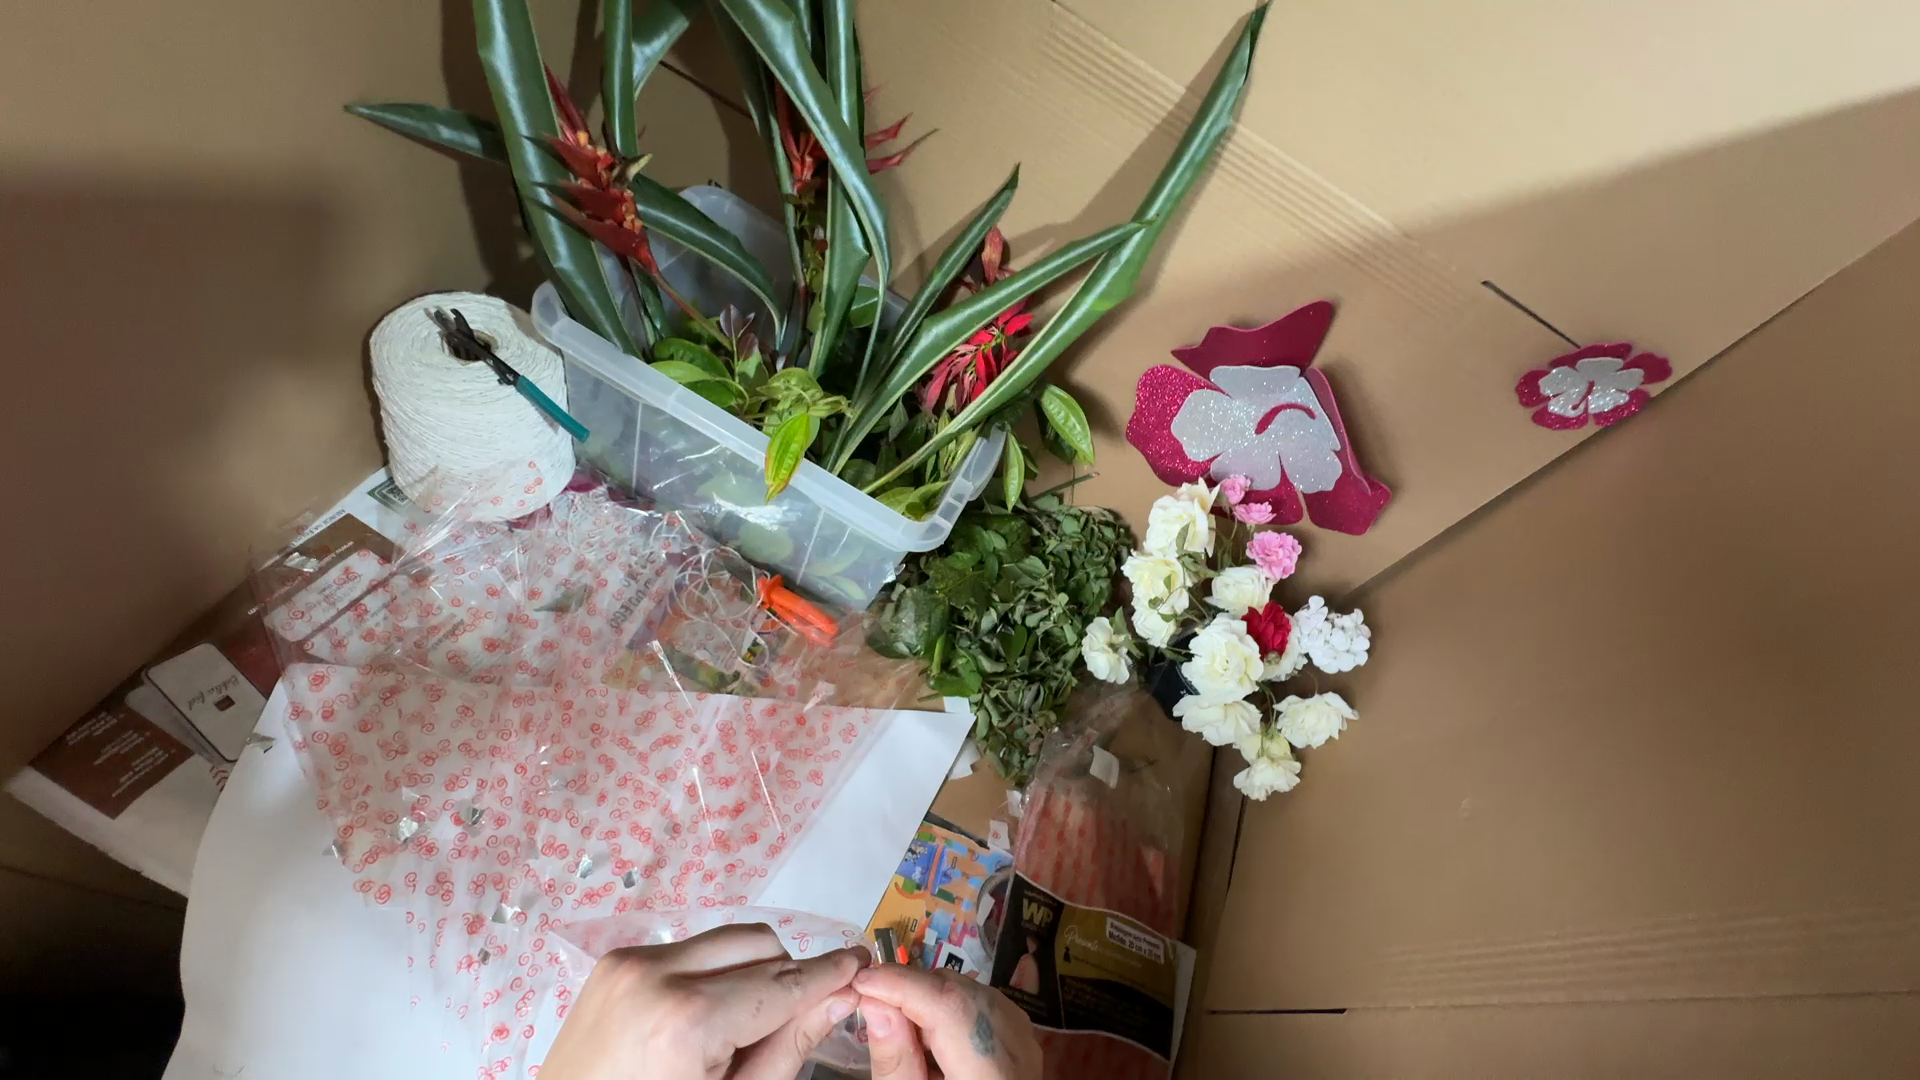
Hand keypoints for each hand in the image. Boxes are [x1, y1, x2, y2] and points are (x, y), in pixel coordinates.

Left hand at [540, 924, 867, 1079]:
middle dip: (787, 976)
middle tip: (794, 1017)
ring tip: (743, 1021)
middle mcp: (657, 973)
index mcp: (684, 1022)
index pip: (780, 985)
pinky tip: (705, 1016)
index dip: (827, 974)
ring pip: (729, 938)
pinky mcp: (615, 960)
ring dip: (752, 968)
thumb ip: (789, 1048)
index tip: (862, 959)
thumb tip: (843, 996)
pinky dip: (713, 971)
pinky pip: (692, 947)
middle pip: (760, 946)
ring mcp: (630, 960)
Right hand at [853, 965, 1041, 1079]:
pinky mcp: (1023, 1042)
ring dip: (930, 996)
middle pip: (963, 995)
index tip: (862, 978)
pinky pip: (984, 1005)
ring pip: (973, 993)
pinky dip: (951, 1007)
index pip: (950, 1008)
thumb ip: (895, 1061)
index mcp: (992, 1076)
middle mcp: (1020, 1052)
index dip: (903, 986)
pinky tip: (927, 1030)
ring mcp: (1027, 1044)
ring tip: (896, 1017)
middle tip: (873, 998)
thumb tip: (875, 1002)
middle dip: (914, 989)